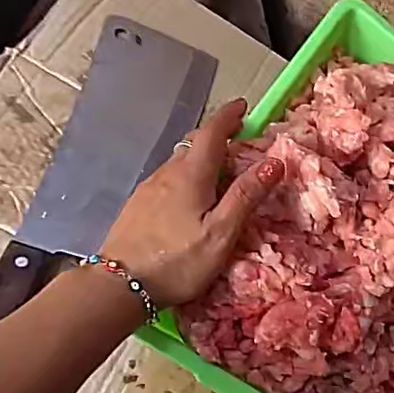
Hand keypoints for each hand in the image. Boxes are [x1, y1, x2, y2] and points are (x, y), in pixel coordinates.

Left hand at [98, 98, 284, 307]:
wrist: (119, 285)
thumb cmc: (177, 262)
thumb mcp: (221, 233)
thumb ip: (246, 196)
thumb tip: (274, 161)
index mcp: (191, 175)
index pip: (212, 132)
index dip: (229, 116)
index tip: (243, 107)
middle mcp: (167, 173)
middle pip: (194, 145)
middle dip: (217, 139)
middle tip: (238, 146)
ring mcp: (148, 189)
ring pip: (178, 163)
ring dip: (200, 161)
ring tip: (218, 177)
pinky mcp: (137, 206)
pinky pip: (166, 181)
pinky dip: (184, 179)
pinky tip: (188, 201)